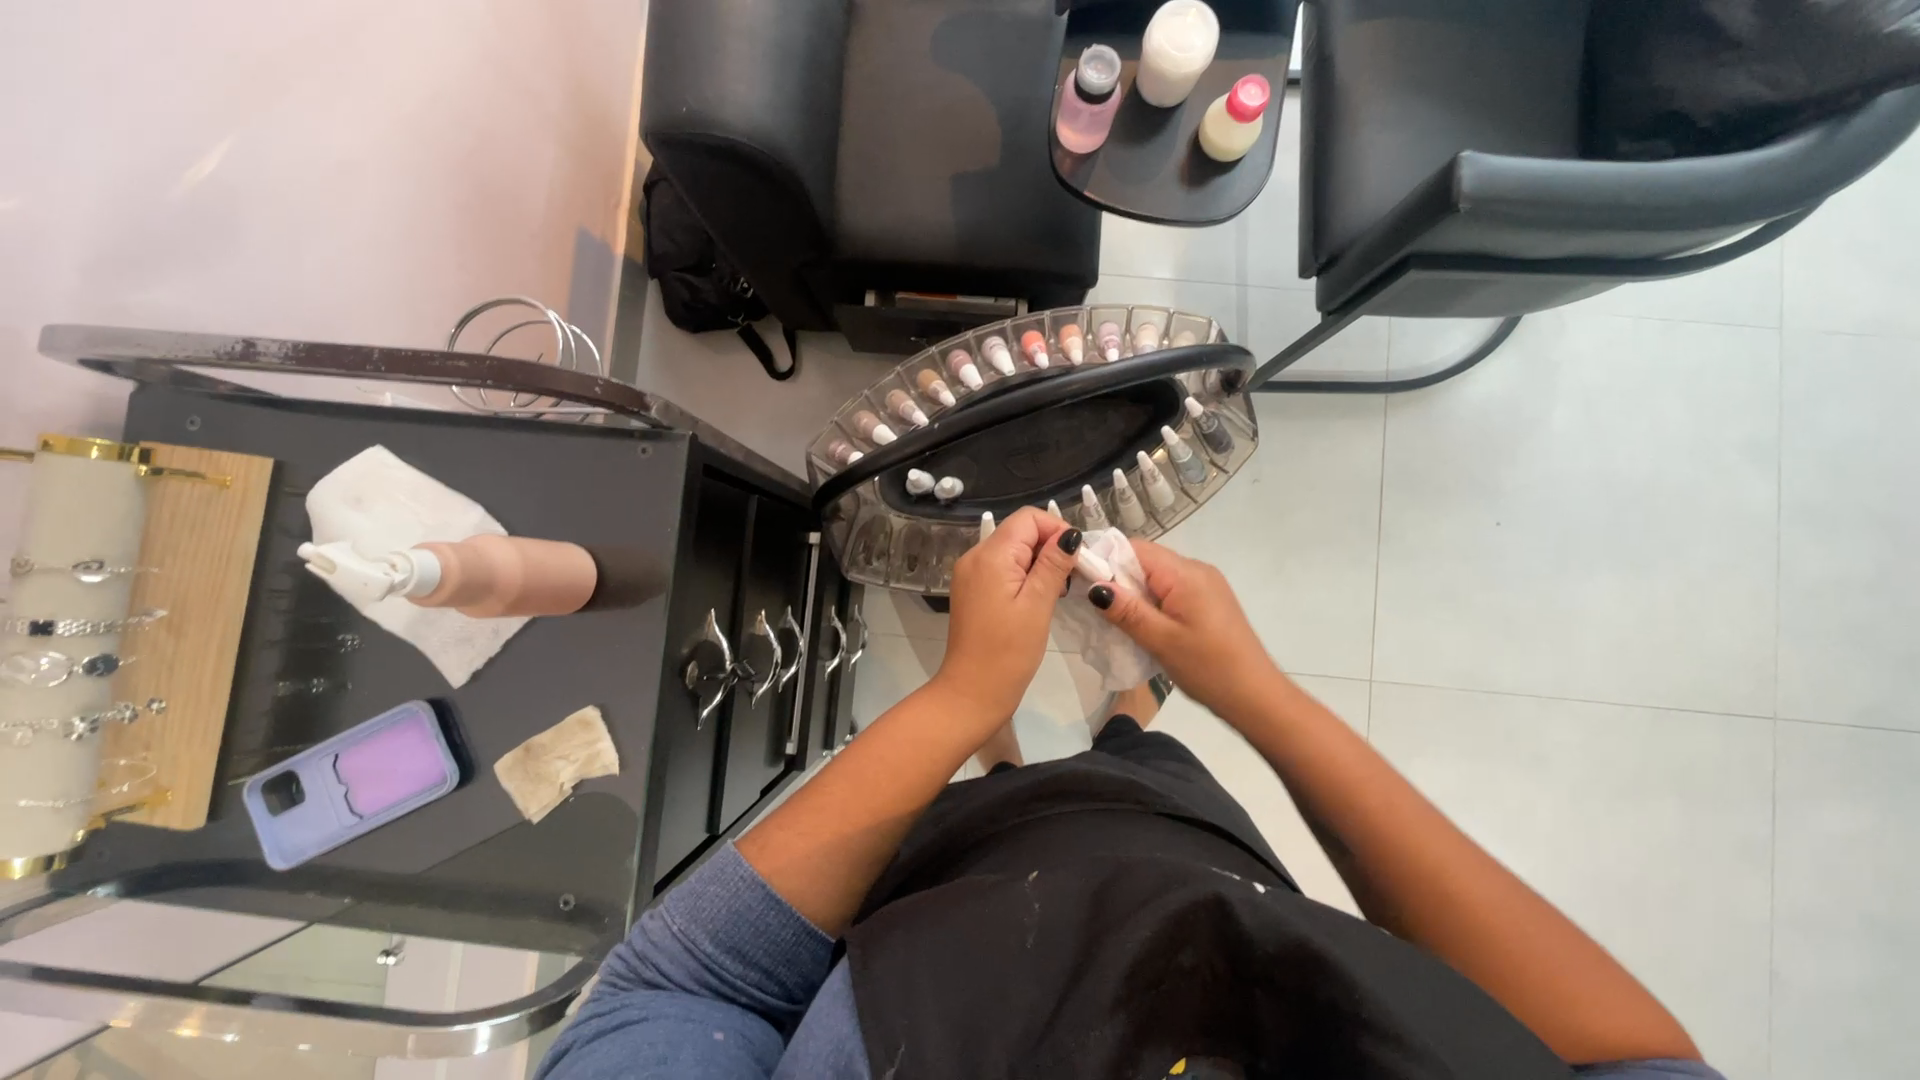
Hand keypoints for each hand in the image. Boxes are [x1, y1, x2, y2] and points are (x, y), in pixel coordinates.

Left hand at [931, 508, 1079, 723]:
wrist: (972, 692)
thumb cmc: (1008, 652)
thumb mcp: (1037, 604)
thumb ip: (1053, 564)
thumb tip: (1070, 534)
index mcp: (990, 555)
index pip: (1028, 518)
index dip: (1057, 529)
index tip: (1078, 557)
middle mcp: (975, 556)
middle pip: (1019, 531)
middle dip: (1050, 546)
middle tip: (1073, 578)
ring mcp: (971, 574)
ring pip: (1012, 550)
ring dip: (1039, 562)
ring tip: (1058, 591)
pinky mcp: (973, 590)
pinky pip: (1002, 568)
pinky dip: (1024, 575)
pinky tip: (1038, 599)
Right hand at [1087, 540, 1283, 718]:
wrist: (1256, 697)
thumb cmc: (1209, 668)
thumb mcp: (1161, 640)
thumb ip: (1126, 610)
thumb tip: (1094, 584)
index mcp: (1185, 573)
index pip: (1134, 548)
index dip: (1104, 559)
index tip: (1079, 582)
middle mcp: (1196, 570)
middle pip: (1144, 560)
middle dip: (1116, 578)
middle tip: (1091, 606)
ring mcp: (1204, 586)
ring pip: (1155, 578)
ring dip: (1132, 593)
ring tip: (1112, 620)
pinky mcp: (1207, 602)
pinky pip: (1169, 591)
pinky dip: (1150, 603)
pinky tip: (1140, 626)